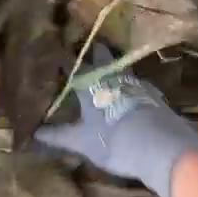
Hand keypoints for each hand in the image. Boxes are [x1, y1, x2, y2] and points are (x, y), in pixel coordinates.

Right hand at [34, 63, 197, 196]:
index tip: (60, 55)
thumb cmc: (114, 141)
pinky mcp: (154, 96)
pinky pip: (137, 85)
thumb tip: (35, 133)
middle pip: (103, 59)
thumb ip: (59, 136)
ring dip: (114, 69)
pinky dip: (130, 87)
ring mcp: (137, 84)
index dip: (67, 61)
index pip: (76, 66)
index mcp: (92, 84)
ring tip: (107, 73)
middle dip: (95, 54)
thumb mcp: (82, 143)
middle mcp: (114, 77)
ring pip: (122, 70)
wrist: (162, 147)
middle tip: (89, 49)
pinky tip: (130, 96)